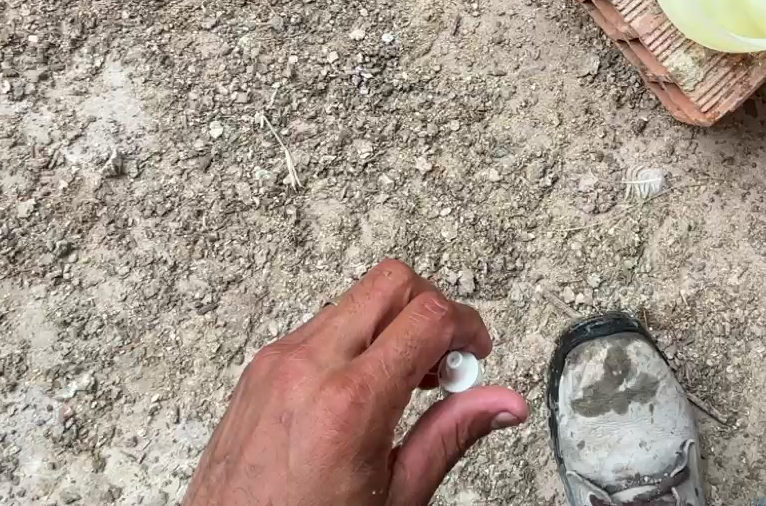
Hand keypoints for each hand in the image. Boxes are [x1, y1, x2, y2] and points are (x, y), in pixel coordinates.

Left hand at [183, 260, 528, 505]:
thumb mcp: (394, 498)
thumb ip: (451, 435)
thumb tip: (504, 403)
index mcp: (349, 404)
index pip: (428, 316)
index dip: (466, 325)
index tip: (475, 352)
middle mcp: (310, 366)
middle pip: (392, 281)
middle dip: (430, 306)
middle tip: (444, 357)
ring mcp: (279, 360)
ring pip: (358, 297)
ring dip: (394, 321)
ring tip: (406, 377)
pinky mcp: (261, 365)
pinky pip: (325, 321)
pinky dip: (358, 336)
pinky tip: (366, 383)